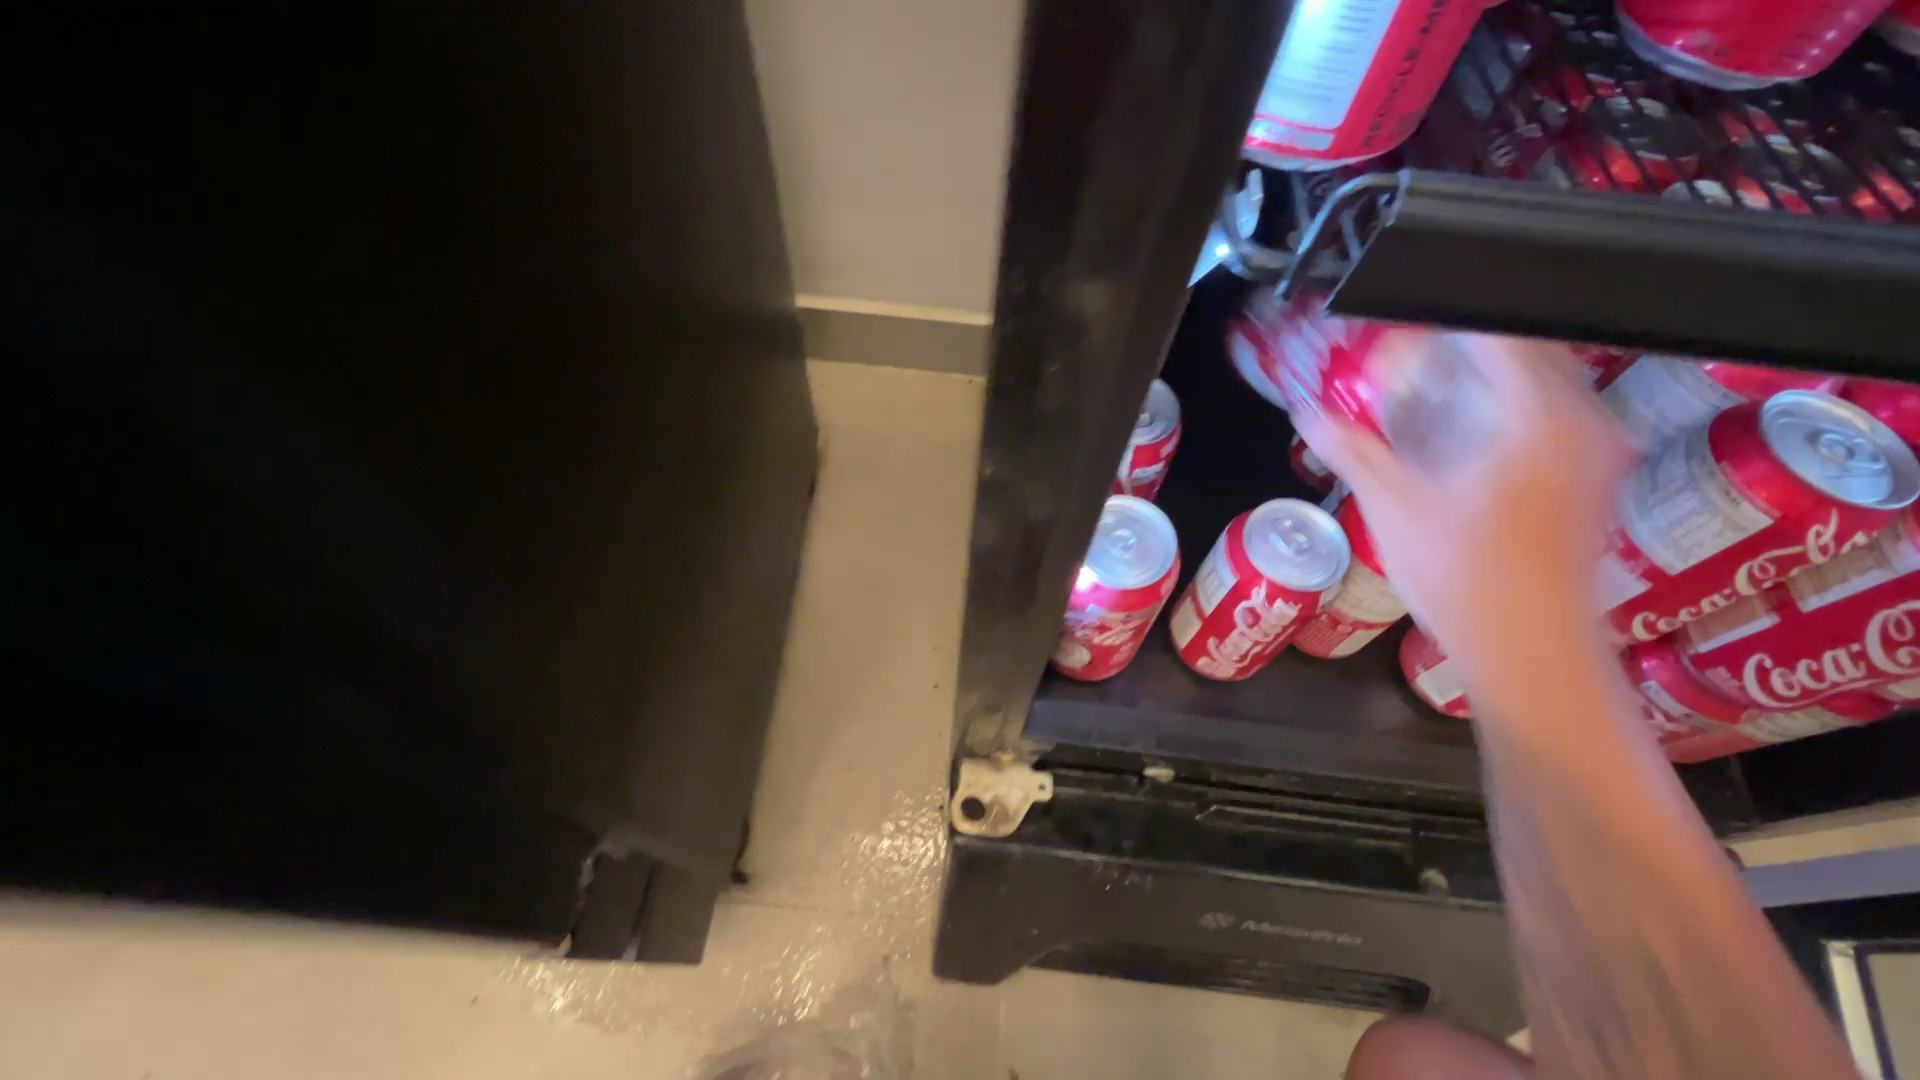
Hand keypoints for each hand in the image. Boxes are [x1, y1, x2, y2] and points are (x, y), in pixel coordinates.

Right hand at [1293, 332, 1631, 718]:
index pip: (1496, 331)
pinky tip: (1465, 429)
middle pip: (1524, 349)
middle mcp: (1582, 421)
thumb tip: (1307, 413)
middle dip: (1463, 344)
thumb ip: (1350, 449)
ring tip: (1430, 384)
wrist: (1529, 654)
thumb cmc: (1464, 580)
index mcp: (1538, 416)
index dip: (1442, 318)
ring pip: (1542, 382)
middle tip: (1407, 352)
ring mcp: (1597, 451)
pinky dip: (1508, 406)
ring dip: (1487, 375)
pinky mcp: (1594, 478)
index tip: (1397, 320)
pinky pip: (1553, 414)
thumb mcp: (1391, 507)